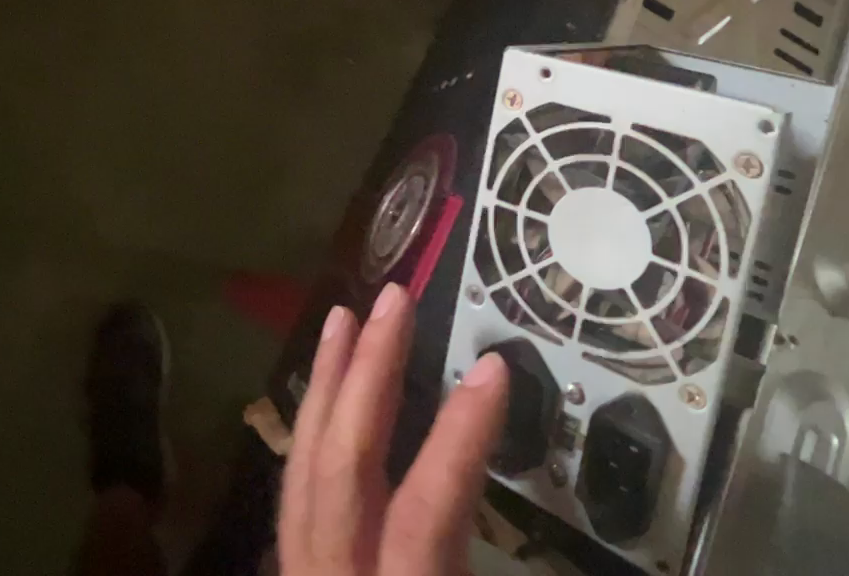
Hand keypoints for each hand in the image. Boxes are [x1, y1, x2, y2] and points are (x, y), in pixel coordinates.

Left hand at [279, 283, 509, 575]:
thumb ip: (479, 556)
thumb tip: (558, 524)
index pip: (423, 512)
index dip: (458, 438)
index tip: (493, 367)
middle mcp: (332, 573)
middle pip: (343, 463)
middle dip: (369, 372)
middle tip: (396, 299)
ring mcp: (300, 568)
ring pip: (304, 462)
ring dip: (327, 382)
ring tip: (343, 317)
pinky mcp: (290, 563)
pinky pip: (294, 480)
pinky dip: (311, 424)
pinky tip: (323, 392)